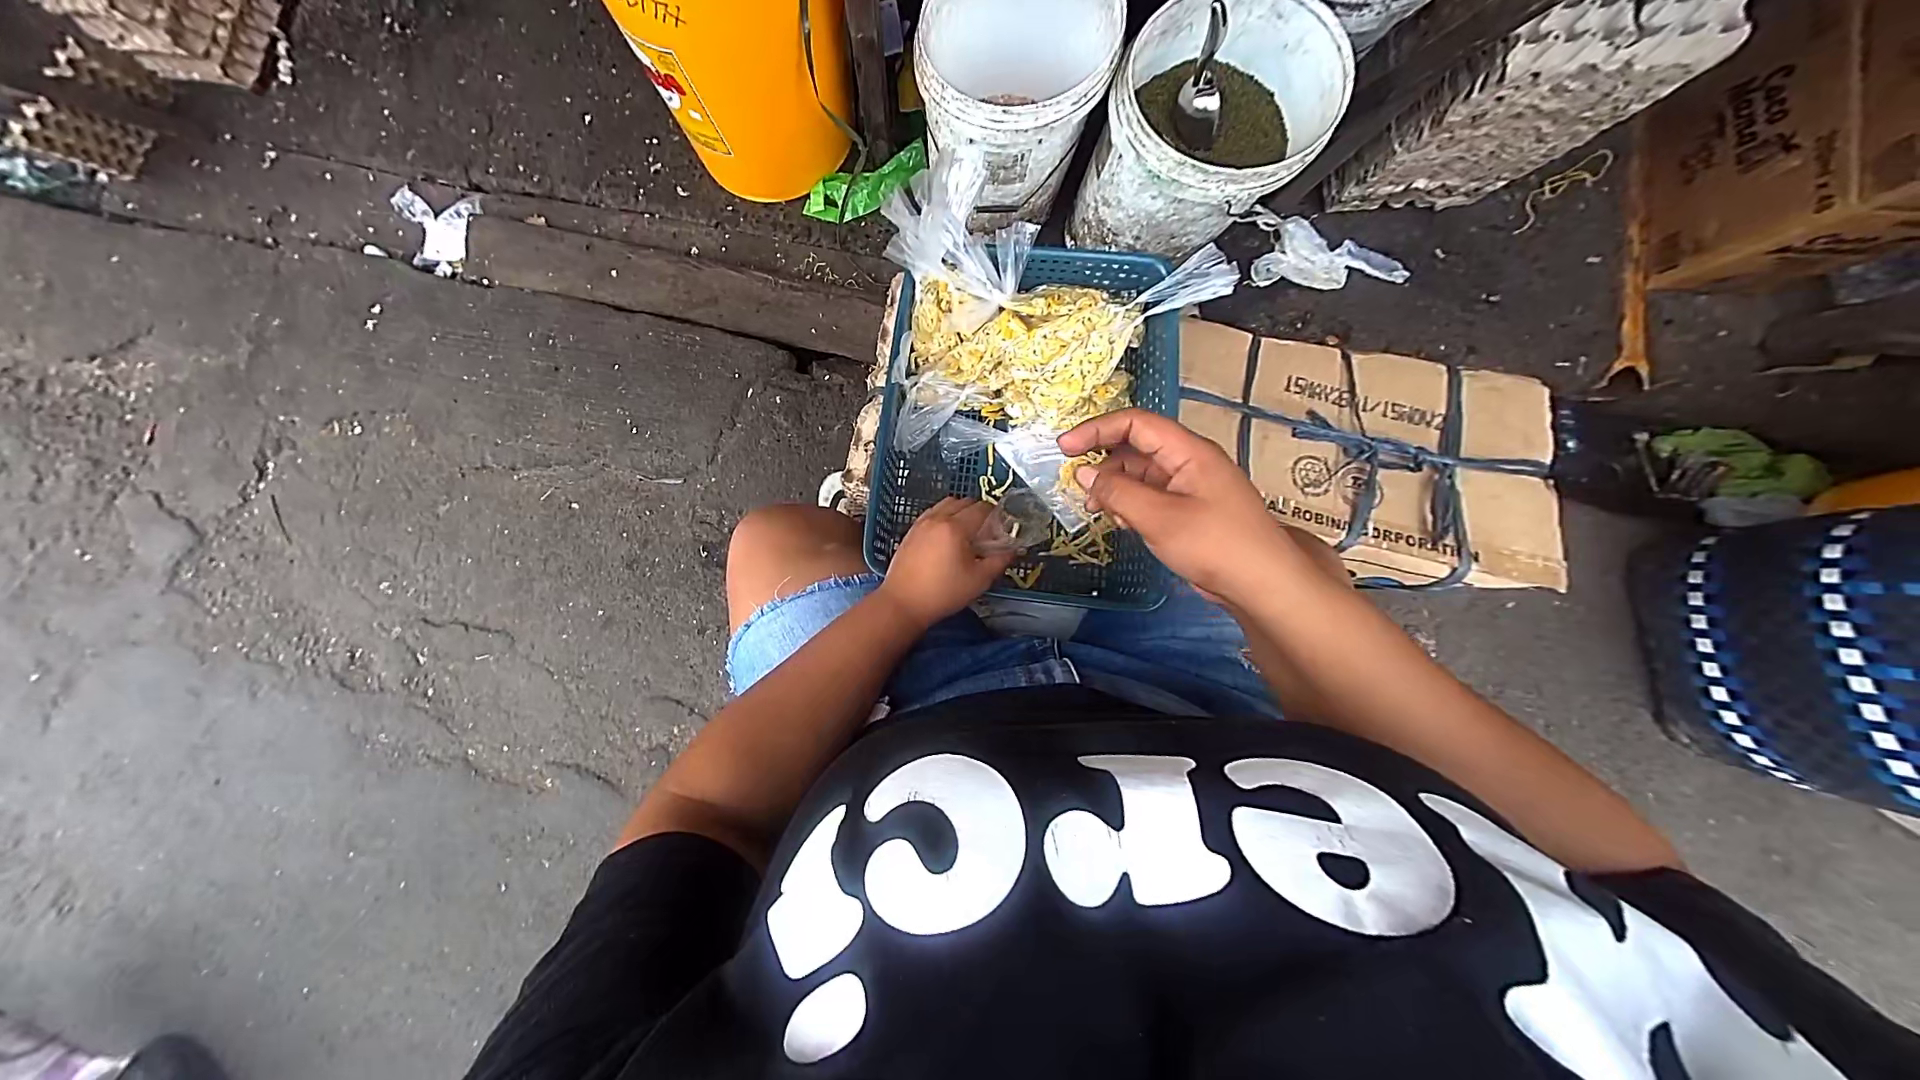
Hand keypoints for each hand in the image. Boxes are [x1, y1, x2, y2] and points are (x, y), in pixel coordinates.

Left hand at [877, 498, 1016, 628]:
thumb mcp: (979, 580)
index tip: (1001, 528)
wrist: (903, 603)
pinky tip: (947, 536)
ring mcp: (921, 523)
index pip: (982, 508)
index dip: (995, 515)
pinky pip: (932, 513)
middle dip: (979, 511)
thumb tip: (1012, 550)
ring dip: (960, 511)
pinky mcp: (911, 531)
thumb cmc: (943, 593)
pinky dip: (944, 516)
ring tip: (967, 532)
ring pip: (946, 504)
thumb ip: (999, 561)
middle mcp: (937, 519)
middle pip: (964, 501)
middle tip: (986, 531)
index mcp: (956, 527)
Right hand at [1059, 409, 1303, 602]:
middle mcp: (1189, 462)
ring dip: (1115, 489)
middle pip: (1135, 448)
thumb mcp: (1158, 518)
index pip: (1135, 423)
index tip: (1065, 448)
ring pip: (1140, 475)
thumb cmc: (1216, 545)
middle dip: (1103, 465)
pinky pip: (1151, 497)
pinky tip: (1123, 523)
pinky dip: (1130, 505)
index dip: (1096, 430)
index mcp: (1188, 451)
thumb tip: (1084, 474)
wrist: (1263, 584)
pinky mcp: (1189, 510)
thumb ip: (1116, 492)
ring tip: (1100, 512)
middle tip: (1078, 489)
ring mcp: (1190, 487)